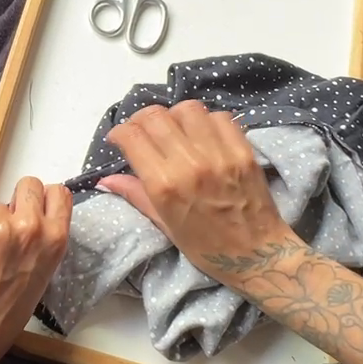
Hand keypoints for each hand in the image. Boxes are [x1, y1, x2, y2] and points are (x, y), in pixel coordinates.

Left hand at [0, 177, 70, 363]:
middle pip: (27, 184)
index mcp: (55, 241)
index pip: (58, 193)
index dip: (44, 198)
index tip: (34, 208)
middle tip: (5, 226)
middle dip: (16, 201)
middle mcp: (31, 228)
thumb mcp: (41, 277)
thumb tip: (31, 219)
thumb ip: (41, 243)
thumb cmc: (5, 315)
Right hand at [99, 101, 301, 281]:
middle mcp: (189, 163)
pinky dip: (205, 120)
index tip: (119, 138)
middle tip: (141, 131)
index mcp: (164, 185)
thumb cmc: (205, 246)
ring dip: (173, 116)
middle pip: (155, 116)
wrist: (257, 254)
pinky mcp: (242, 149)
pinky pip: (219, 116)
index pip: (132, 137)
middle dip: (140, 119)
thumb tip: (105, 180)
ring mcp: (219, 153)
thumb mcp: (163, 225)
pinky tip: (201, 134)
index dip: (119, 132)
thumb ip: (135, 195)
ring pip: (186, 109)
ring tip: (173, 130)